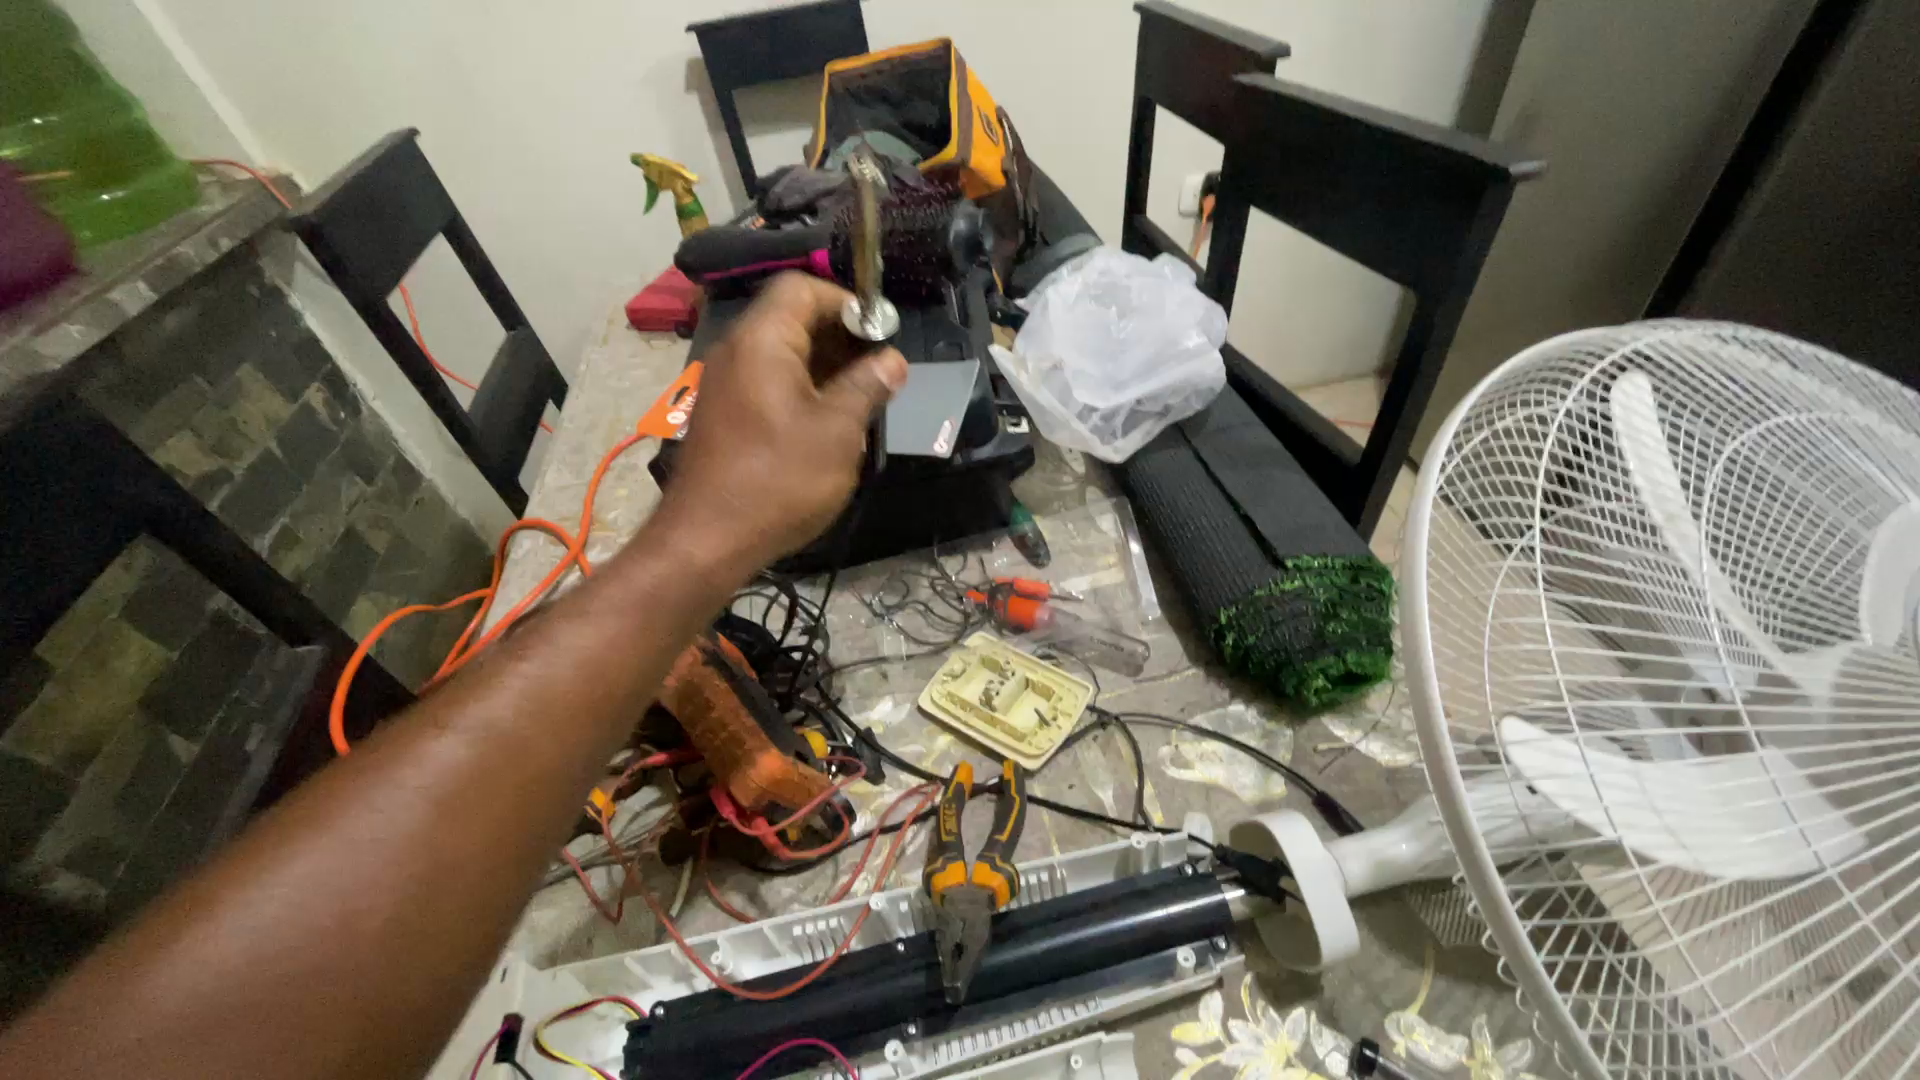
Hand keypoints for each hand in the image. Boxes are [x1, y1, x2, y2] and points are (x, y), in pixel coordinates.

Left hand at [649, 272, 906, 574]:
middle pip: (792, 319)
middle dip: (841, 338)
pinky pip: (767, 383)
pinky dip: (802, 390)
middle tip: (880, 373)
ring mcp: (725, 385)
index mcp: (761, 341)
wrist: (708, 540)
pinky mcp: (724, 415)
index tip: (881, 336)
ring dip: (825, 368)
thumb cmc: (779, 480)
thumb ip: (867, 387)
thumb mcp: (838, 432)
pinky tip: (828, 425)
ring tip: (862, 401)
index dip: (847, 302)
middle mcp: (736, 352)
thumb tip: (892, 360)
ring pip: (782, 354)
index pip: (803, 288)